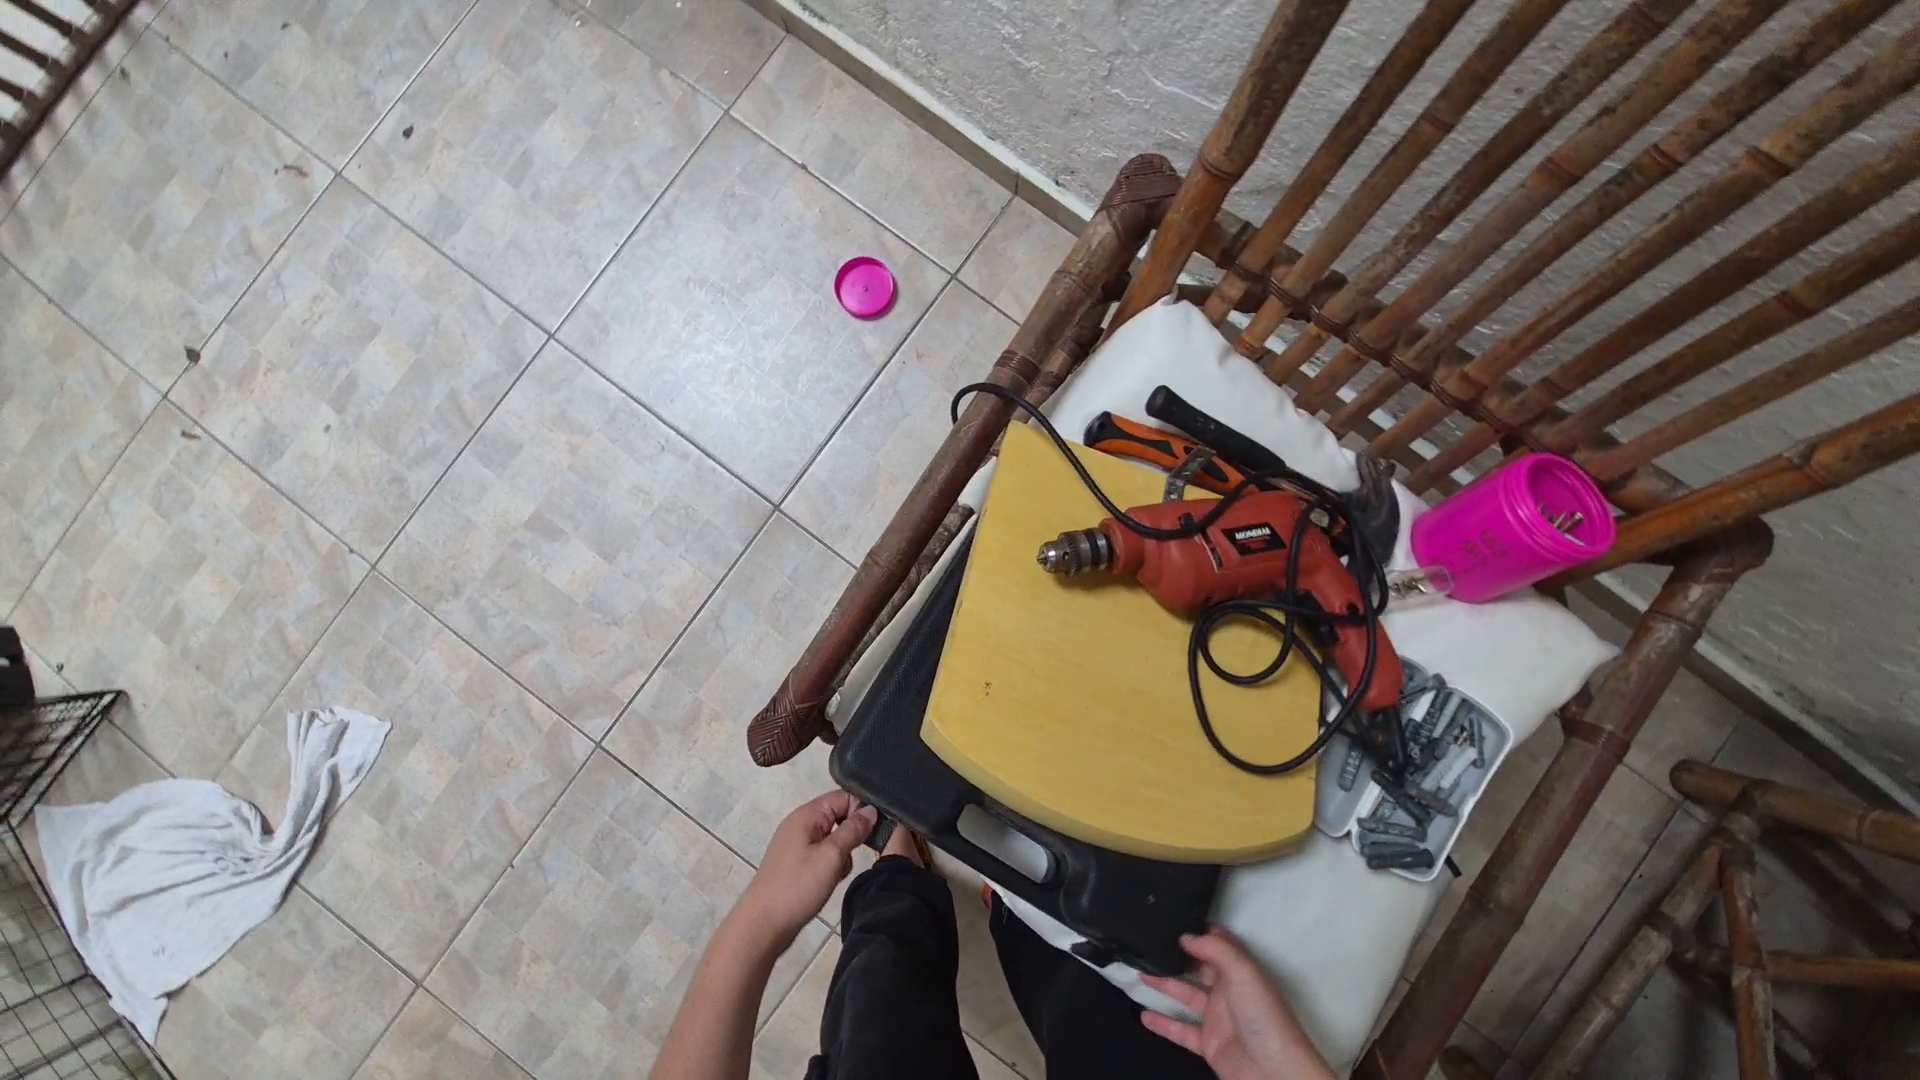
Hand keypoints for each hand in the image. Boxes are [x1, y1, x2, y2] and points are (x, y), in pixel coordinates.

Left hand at [734, 791, 877, 949]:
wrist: (763, 926)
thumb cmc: (797, 887)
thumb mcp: (831, 856)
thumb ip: (853, 830)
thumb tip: (871, 810)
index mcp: (806, 815)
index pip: (843, 796)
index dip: (861, 809)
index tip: (875, 831)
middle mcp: (801, 824)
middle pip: (839, 816)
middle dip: (852, 835)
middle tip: (853, 856)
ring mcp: (797, 845)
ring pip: (834, 838)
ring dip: (842, 854)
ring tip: (836, 874)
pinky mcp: (797, 863)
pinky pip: (823, 855)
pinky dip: (831, 866)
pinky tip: (828, 883)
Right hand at [1140, 928, 1333, 1079]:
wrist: (1275, 1073)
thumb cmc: (1262, 1015)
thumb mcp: (1243, 971)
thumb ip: (1214, 949)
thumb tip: (1186, 936)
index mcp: (1240, 971)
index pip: (1218, 945)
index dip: (1198, 933)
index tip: (1173, 920)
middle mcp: (1228, 991)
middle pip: (1198, 967)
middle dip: (1177, 955)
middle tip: (1148, 943)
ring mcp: (1217, 1019)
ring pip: (1185, 995)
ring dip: (1164, 984)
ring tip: (1139, 971)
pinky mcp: (1209, 1044)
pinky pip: (1181, 1030)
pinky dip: (1163, 1023)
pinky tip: (1143, 1014)